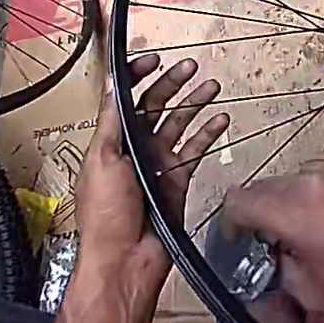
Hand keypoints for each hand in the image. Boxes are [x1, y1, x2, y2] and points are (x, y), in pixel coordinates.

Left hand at [74, 54, 228, 302]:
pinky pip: (195, 150)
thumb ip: (112, 120)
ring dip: (194, 103)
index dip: (136, 77)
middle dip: (172, 83)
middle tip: (189, 65)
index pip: (126, 100)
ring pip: (179, 124)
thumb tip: (113, 83)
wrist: (124, 263)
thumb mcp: (103, 158)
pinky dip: (208, 134)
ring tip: (211, 85)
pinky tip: (220, 119)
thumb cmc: (106, 212)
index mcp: (112, 141)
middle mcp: (135, 148)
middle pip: (155, 107)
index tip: (153, 59)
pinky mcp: (178, 180)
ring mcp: (158, 164)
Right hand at [221, 161, 323, 322]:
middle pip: (263, 190)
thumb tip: (271, 260)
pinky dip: (311, 200)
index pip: (239, 200)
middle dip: (259, 218)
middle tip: (267, 247)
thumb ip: (278, 267)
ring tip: (301, 243)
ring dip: (286, 208)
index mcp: (294, 208)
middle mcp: (311, 180)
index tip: (234, 236)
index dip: (229, 222)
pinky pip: (316, 181)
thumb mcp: (311, 292)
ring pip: (289, 184)